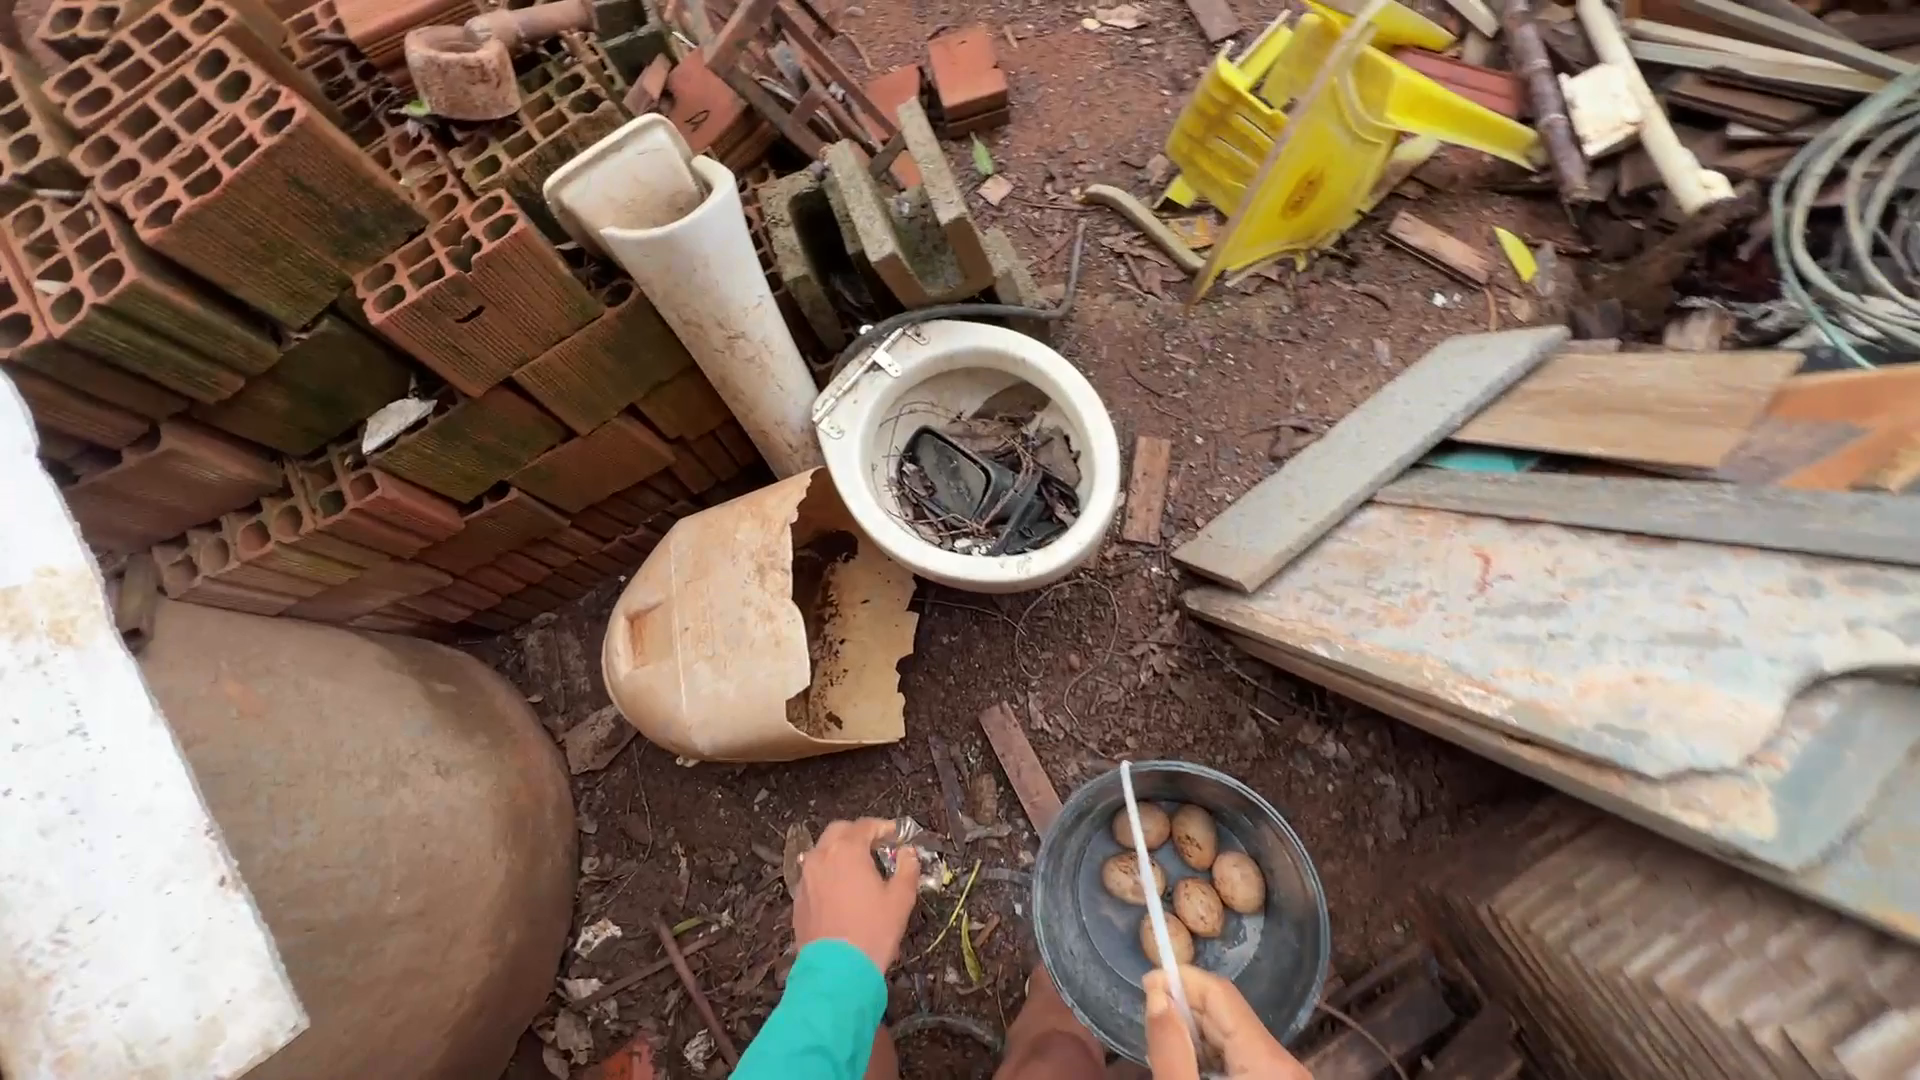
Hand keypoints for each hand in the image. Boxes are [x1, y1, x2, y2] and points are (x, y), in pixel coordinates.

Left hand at [793, 818, 920, 972]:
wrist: (836, 973)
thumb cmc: (873, 931)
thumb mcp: (901, 899)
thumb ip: (907, 868)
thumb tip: (908, 853)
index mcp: (847, 850)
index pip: (865, 825)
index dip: (883, 827)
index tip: (896, 835)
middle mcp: (821, 856)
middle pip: (839, 831)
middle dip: (858, 834)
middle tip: (876, 847)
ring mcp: (805, 878)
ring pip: (822, 852)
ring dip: (840, 852)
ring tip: (858, 869)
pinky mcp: (798, 899)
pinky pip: (813, 875)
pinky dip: (827, 873)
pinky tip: (840, 891)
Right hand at [1144, 966, 1310, 1079]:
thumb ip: (1171, 1050)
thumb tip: (1156, 994)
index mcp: (1269, 1061)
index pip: (1219, 992)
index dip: (1180, 980)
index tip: (1145, 988)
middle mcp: (1287, 1062)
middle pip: (1224, 1013)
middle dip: (1183, 1014)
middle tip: (1152, 1035)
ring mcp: (1287, 1076)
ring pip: (1230, 1036)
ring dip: (1195, 1038)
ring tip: (1172, 1059)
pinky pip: (1241, 1058)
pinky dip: (1211, 1059)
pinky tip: (1193, 1072)